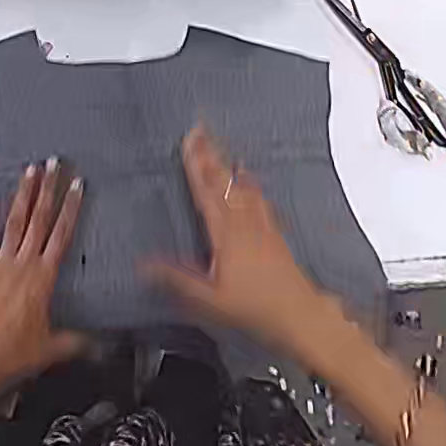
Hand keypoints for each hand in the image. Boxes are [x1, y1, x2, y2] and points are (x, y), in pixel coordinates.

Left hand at [0, 159, 88, 410]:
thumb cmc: (11, 357)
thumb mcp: (49, 350)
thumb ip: (76, 342)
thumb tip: (100, 346)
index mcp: (43, 278)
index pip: (62, 234)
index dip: (71, 207)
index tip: (78, 184)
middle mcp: (22, 263)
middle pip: (39, 218)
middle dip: (48, 188)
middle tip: (54, 162)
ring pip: (15, 221)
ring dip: (23, 194)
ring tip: (30, 170)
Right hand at [143, 127, 335, 356]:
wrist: (299, 315)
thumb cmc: (256, 308)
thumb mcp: (209, 300)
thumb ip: (177, 279)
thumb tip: (146, 264)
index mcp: (226, 233)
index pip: (206, 191)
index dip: (196, 164)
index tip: (188, 141)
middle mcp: (243, 222)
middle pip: (223, 181)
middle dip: (210, 153)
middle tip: (200, 130)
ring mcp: (260, 224)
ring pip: (239, 185)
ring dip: (226, 163)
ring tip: (218, 144)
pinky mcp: (272, 231)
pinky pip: (257, 197)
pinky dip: (248, 181)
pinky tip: (247, 174)